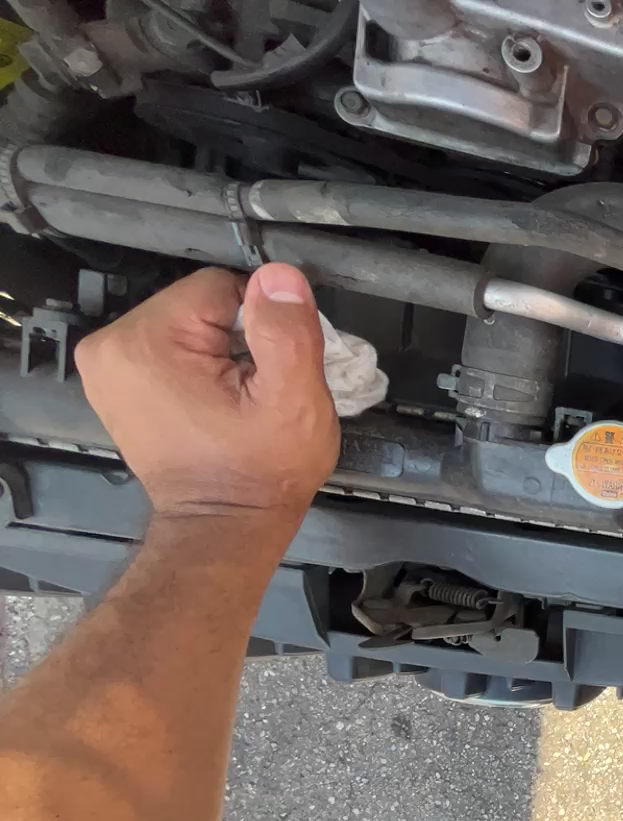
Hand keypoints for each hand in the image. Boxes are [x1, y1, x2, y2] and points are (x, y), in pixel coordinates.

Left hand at [74, 265, 337, 527]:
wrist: (228, 520)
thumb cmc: (264, 467)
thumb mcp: (294, 399)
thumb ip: (287, 333)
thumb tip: (281, 277)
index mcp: (148, 341)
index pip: (221, 287)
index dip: (267, 321)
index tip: (282, 365)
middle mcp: (111, 345)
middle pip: (202, 306)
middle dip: (246, 338)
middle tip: (269, 387)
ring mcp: (108, 367)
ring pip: (190, 328)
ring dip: (230, 353)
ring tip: (249, 398)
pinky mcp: (120, 384)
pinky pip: (174, 352)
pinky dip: (208, 369)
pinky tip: (226, 403)